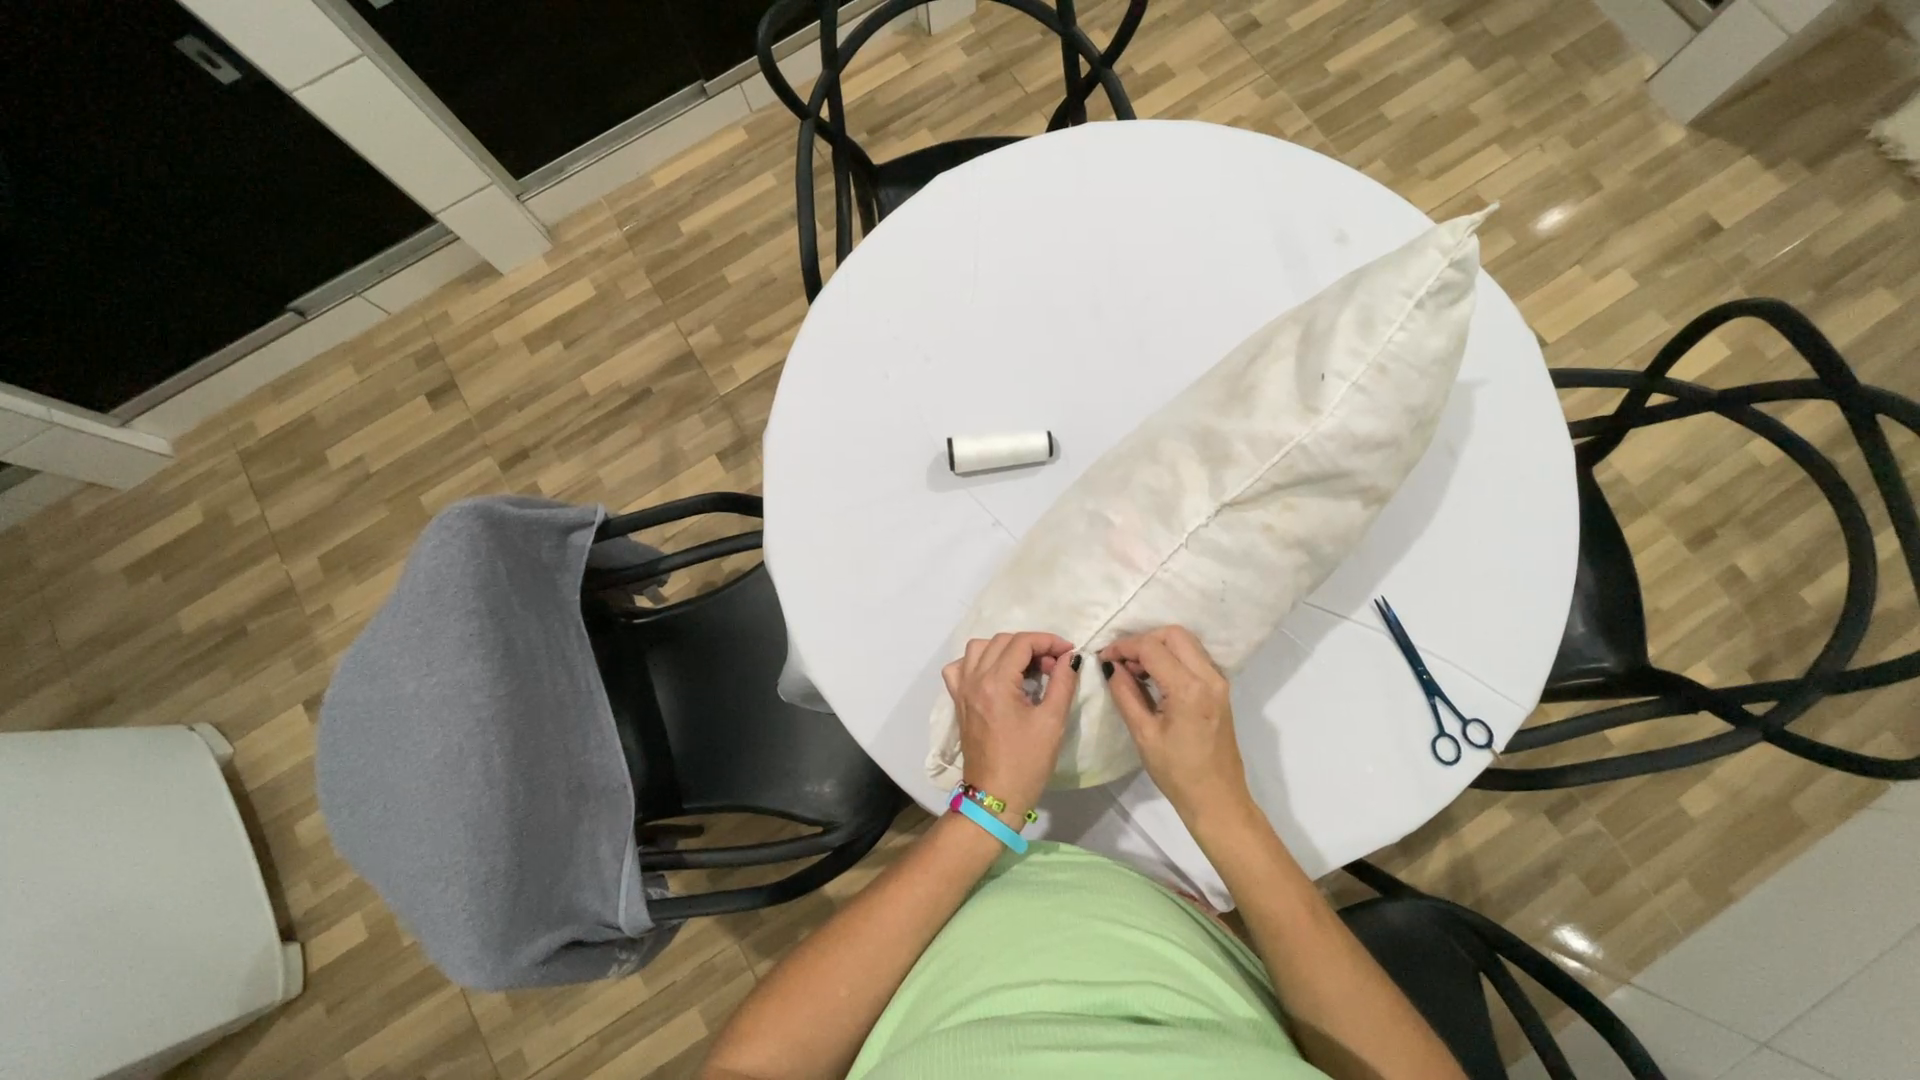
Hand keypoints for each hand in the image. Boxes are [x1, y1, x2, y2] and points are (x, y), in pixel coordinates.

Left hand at [941, 632, 1079, 819]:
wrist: (995, 798)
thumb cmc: (1027, 763)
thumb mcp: (1052, 722)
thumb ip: (1062, 682)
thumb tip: (1070, 657)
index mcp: (995, 683)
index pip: (1022, 642)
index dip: (1048, 641)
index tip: (1069, 652)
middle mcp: (973, 680)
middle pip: (1001, 641)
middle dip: (1031, 645)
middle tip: (1052, 665)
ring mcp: (961, 690)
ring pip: (978, 648)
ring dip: (1004, 649)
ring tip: (1026, 668)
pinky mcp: (958, 702)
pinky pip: (960, 668)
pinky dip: (978, 662)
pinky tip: (995, 675)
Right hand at [1100, 626, 1251, 821]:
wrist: (1217, 798)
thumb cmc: (1177, 772)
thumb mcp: (1143, 734)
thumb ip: (1125, 693)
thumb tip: (1111, 667)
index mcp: (1189, 689)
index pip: (1151, 647)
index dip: (1123, 647)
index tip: (1103, 658)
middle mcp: (1209, 677)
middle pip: (1174, 634)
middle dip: (1143, 640)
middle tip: (1122, 662)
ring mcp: (1219, 682)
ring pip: (1187, 642)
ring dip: (1159, 647)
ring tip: (1135, 671)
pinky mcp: (1220, 689)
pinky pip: (1195, 657)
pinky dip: (1173, 657)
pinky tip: (1154, 679)